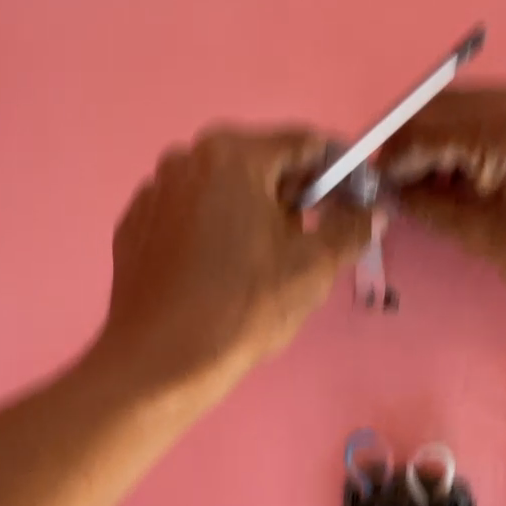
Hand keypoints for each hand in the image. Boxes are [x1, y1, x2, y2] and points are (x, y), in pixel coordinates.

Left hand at [93, 127, 370, 390]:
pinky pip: (186, 216)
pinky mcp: (133, 228)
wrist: (160, 361)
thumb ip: (351, 229)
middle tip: (311, 238)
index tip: (356, 196)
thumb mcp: (313, 267)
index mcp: (232, 155)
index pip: (303, 144)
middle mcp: (185, 159)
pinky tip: (218, 273)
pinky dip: (210, 232)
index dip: (338, 169)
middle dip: (291, 194)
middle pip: (258, 165)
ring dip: (249, 213)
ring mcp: (153, 192)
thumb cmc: (243, 305)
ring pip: (219, 191)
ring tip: (263, 262)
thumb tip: (373, 213)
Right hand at [381, 76, 505, 334]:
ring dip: (453, 135)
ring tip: (450, 182)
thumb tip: (393, 183)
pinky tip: (490, 169)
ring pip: (480, 102)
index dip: (392, 155)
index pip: (424, 124)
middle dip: (419, 141)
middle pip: (449, 103)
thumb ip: (426, 199)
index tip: (379, 183)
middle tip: (407, 185)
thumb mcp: (481, 235)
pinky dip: (489, 131)